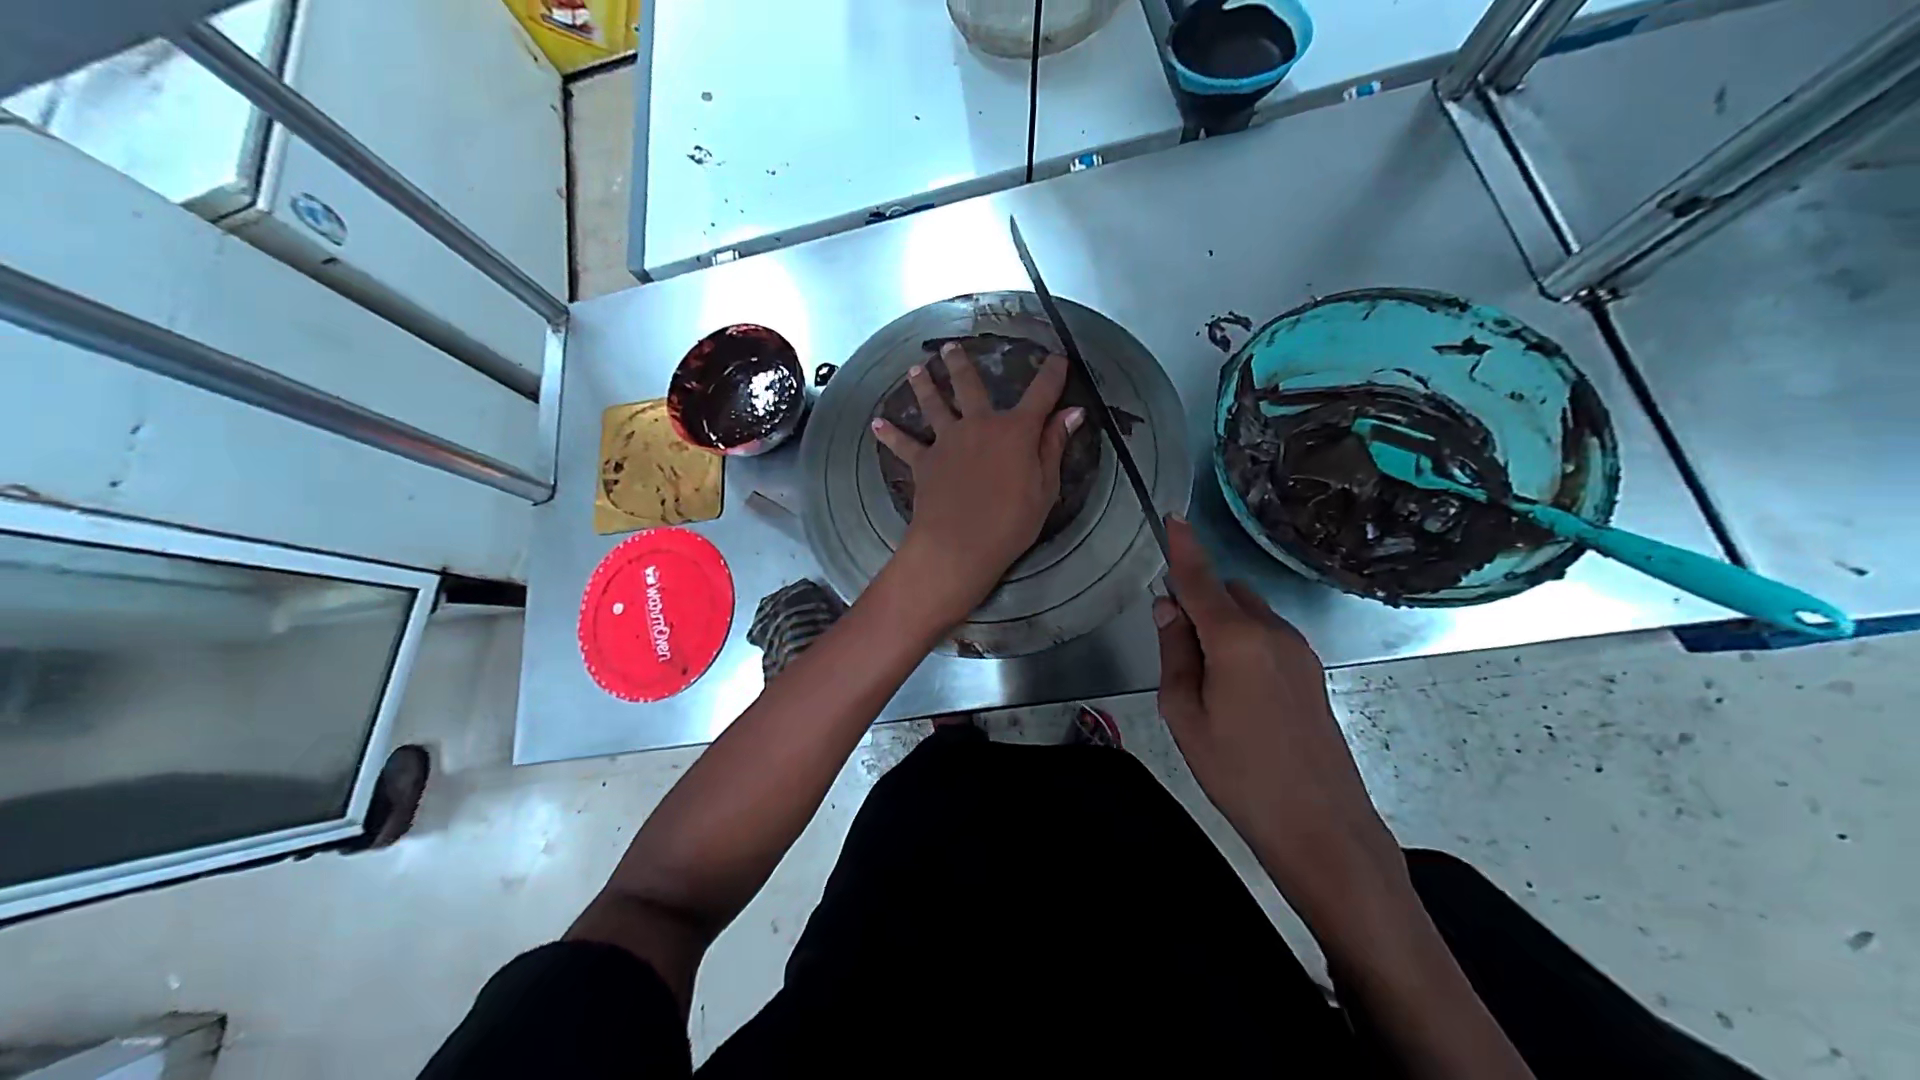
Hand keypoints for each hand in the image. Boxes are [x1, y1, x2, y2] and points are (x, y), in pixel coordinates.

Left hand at [872, 342, 1083, 626]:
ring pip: (933, 405)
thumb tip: (1071, 413)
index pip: (1040, 395)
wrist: (959, 545)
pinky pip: (904, 445)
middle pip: (970, 387)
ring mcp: (947, 442)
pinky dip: (890, 434)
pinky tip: (877, 423)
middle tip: (950, 348)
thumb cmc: (1010, 522)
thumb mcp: (1045, 488)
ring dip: (924, 385)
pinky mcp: (924, 463)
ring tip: (915, 369)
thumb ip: (1054, 446)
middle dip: (962, 364)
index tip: (1057, 358)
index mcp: (1016, 431)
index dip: (1051, 375)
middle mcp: (979, 426)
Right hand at [1153, 517, 1406, 930]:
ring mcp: (1299, 650)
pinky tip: (1235, 688)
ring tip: (1204, 676)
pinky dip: (1243, 640)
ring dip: (1221, 621)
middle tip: (1174, 645)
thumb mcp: (1185, 715)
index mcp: (1237, 639)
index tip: (1172, 518)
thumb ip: (1174, 653)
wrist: (1320, 825)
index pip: (1201, 580)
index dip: (1183, 549)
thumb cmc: (1238, 772)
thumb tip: (1169, 608)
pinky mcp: (1312, 670)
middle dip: (1197, 599)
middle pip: (1226, 592)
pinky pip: (1268, 634)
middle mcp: (1273, 632)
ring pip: (1249, 612)